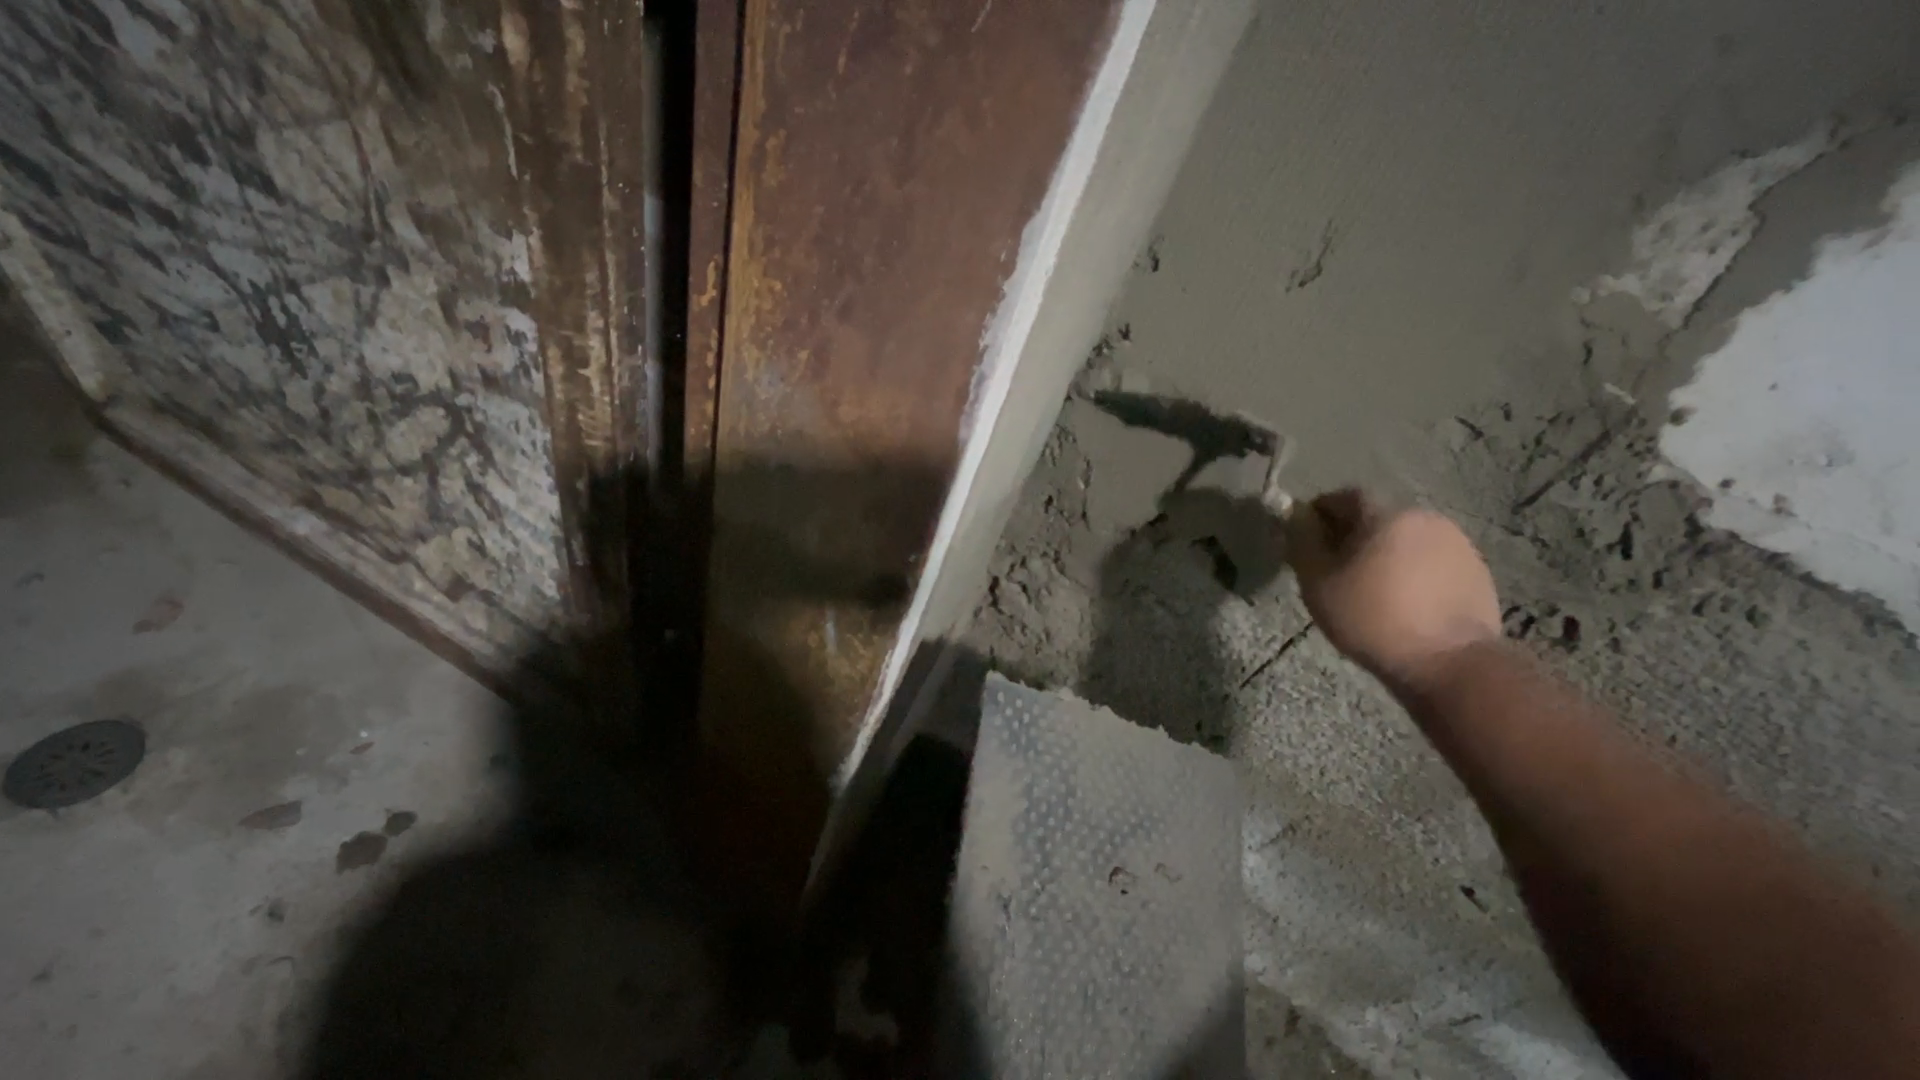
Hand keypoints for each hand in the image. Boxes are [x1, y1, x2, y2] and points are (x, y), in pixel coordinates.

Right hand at [1284, 489, 1501, 689]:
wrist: (1449, 661)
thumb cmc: (1372, 619)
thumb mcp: (1318, 584)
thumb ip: (1303, 542)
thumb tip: (1296, 515)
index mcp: (1384, 514)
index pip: (1344, 497)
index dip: (1321, 514)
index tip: (1309, 542)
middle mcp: (1424, 516)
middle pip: (1378, 517)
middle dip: (1355, 536)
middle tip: (1338, 569)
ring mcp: (1456, 542)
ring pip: (1407, 538)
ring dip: (1387, 553)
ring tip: (1375, 589)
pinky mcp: (1476, 569)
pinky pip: (1432, 560)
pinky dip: (1414, 571)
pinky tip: (1407, 602)